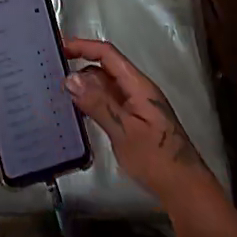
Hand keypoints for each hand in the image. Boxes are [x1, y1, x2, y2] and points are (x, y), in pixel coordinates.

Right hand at [63, 38, 211, 200]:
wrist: (184, 189)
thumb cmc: (157, 158)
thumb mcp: (124, 131)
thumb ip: (98, 103)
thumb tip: (71, 78)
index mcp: (138, 86)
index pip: (108, 55)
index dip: (83, 47)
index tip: (58, 49)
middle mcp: (137, 91)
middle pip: (105, 68)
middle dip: (79, 66)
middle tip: (51, 76)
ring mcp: (135, 106)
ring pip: (105, 86)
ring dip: (84, 86)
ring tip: (57, 93)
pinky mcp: (132, 121)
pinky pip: (107, 102)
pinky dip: (90, 102)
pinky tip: (75, 112)